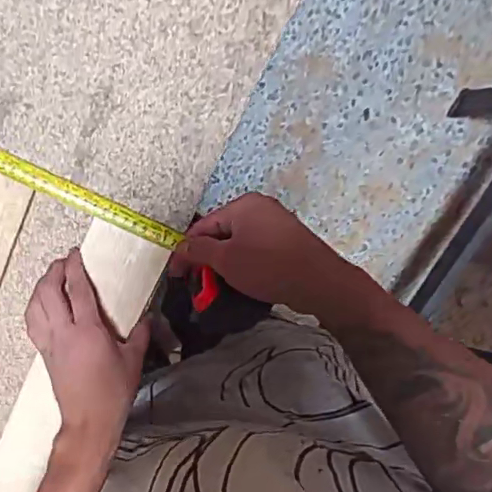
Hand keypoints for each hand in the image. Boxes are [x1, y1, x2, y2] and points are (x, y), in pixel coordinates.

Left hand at [25, 249, 149, 464]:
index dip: (75, 266)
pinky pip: (32, 324)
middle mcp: (63, 333)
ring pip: (34, 307)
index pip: (77, 288)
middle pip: (47, 291)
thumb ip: (140, 334)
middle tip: (62, 263)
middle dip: (52, 272)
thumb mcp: (133, 360)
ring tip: (50, 280)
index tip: (75, 253)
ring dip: (39, 288)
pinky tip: (42, 307)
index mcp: (88, 330)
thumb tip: (146, 318)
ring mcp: (50, 344)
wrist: (88, 420)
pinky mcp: (44, 355)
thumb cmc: (112, 393)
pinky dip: (34, 309)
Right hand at [168, 193, 379, 321]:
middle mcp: (258, 207)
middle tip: (196, 283)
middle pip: (218, 233)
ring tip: (214, 285)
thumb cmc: (266, 266)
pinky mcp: (283, 239)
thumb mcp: (225, 260)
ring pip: (234, 242)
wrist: (316, 281)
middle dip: (203, 259)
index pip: (201, 227)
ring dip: (220, 264)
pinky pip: (251, 247)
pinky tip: (236, 280)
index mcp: (242, 206)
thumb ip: (198, 250)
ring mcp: (273, 222)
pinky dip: (239, 263)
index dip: (184, 252)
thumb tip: (181, 246)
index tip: (176, 275)